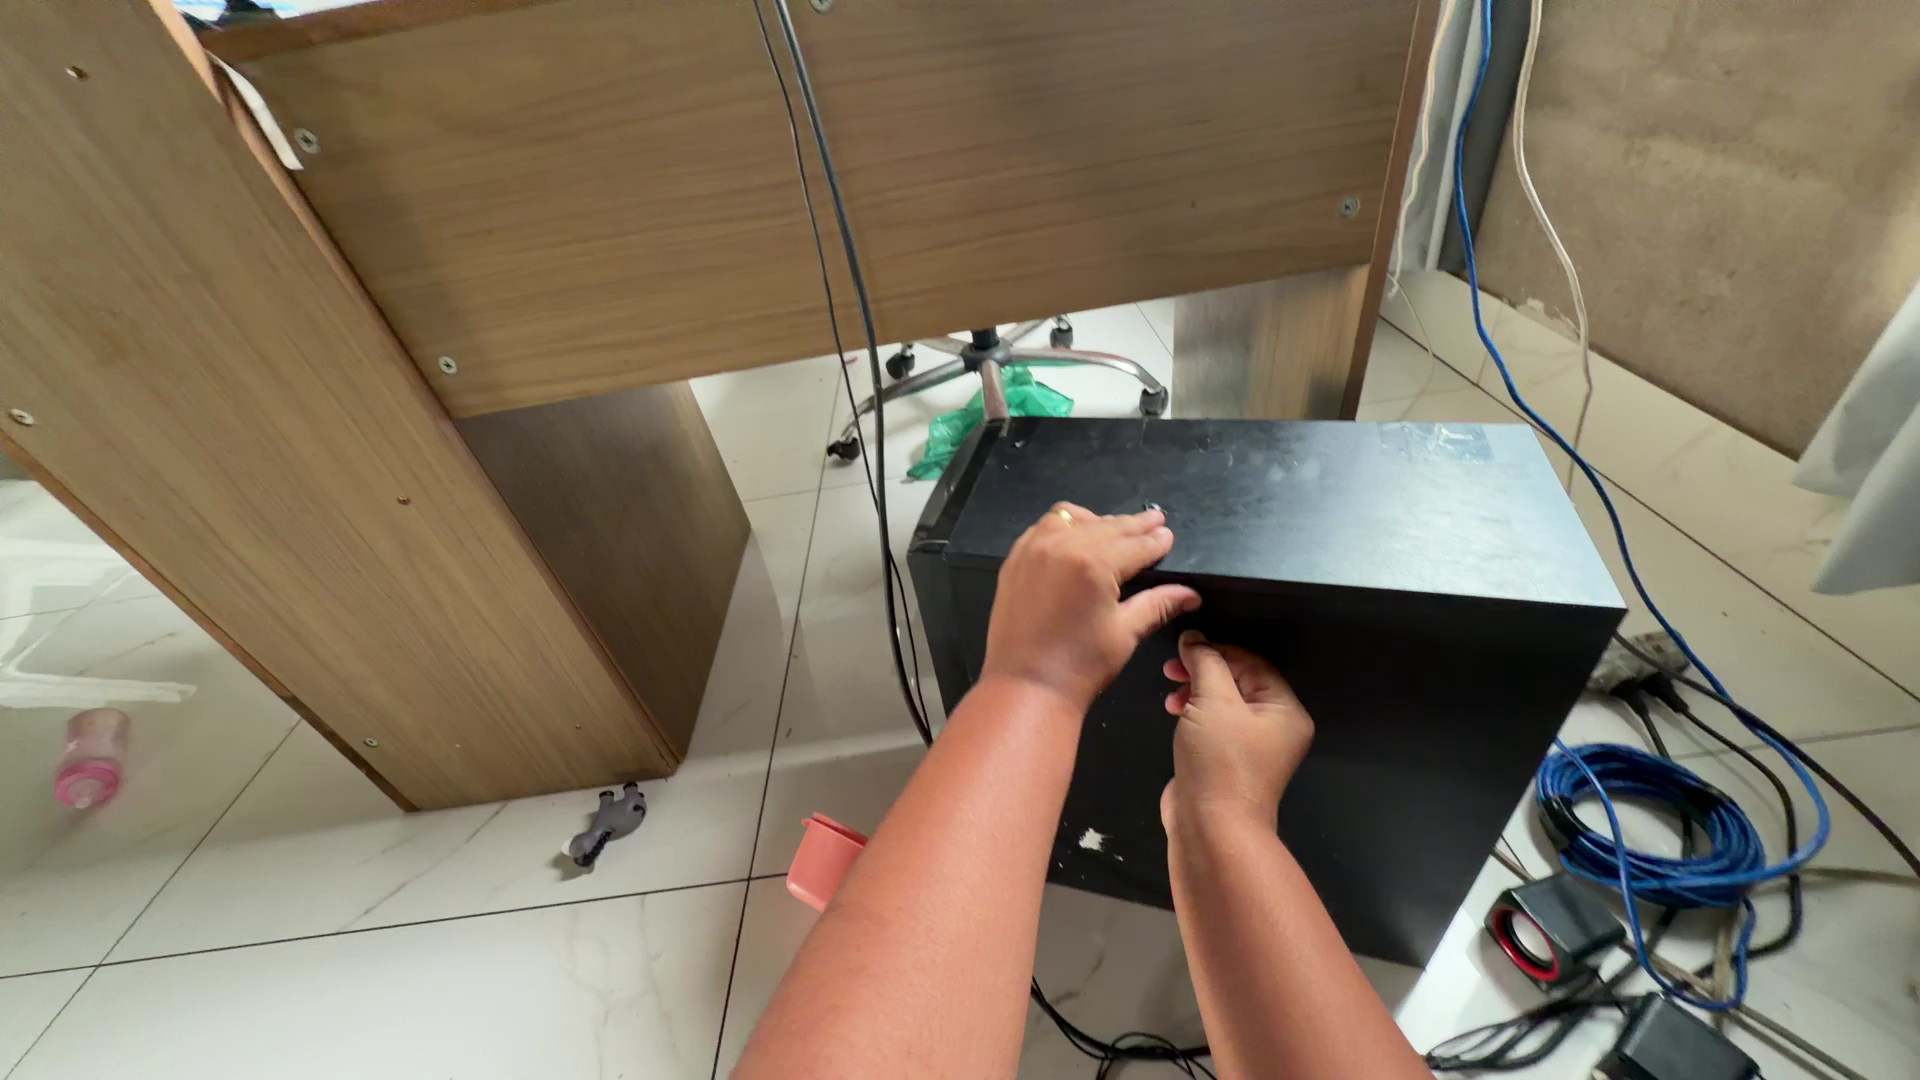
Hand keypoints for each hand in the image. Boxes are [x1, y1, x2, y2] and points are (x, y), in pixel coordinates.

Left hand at [980, 503, 1200, 712]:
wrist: (1025, 686)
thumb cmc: (1080, 666)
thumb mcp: (1125, 633)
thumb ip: (1157, 604)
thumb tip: (1190, 593)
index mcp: (1094, 564)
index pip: (1136, 544)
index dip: (1156, 541)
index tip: (1168, 535)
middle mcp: (1062, 546)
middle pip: (1107, 526)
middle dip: (1134, 525)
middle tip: (1154, 521)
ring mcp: (1033, 550)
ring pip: (1072, 518)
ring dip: (1097, 521)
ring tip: (1115, 529)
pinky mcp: (1014, 560)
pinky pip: (1041, 528)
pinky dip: (1063, 526)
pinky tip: (1075, 535)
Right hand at [1160, 630, 1313, 829]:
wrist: (1211, 826)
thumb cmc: (1220, 760)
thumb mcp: (1213, 700)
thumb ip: (1205, 661)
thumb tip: (1194, 639)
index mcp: (1285, 710)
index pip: (1252, 662)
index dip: (1216, 649)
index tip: (1182, 647)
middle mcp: (1275, 726)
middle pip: (1237, 680)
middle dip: (1202, 670)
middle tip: (1171, 668)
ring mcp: (1251, 746)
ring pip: (1221, 700)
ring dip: (1194, 690)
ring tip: (1170, 695)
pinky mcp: (1227, 759)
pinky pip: (1212, 722)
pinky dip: (1193, 711)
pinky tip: (1174, 712)